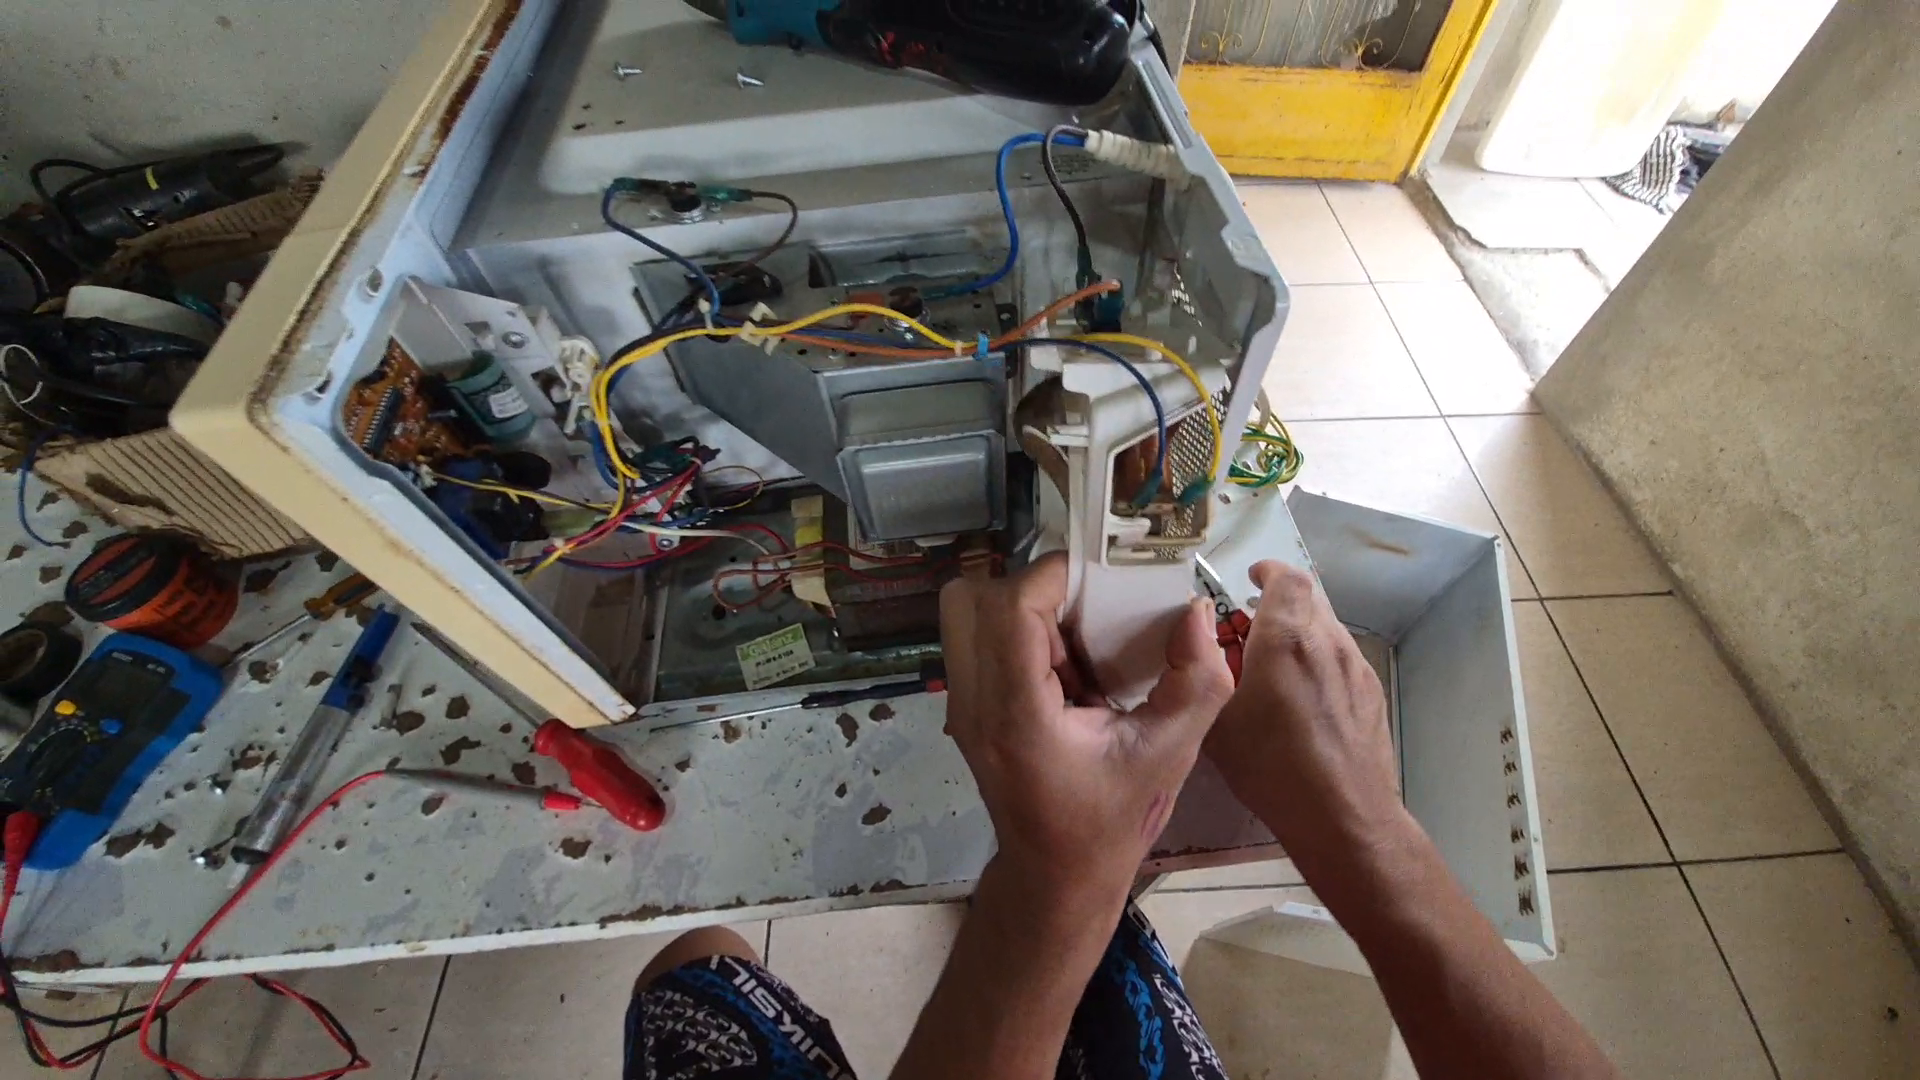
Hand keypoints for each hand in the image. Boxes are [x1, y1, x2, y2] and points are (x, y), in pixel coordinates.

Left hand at [940, 555, 1235, 903]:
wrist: (1054, 873)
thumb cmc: (1110, 821)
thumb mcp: (1169, 755)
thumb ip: (1196, 683)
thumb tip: (1197, 610)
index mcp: (1018, 717)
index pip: (1010, 611)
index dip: (1054, 577)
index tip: (1102, 580)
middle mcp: (973, 703)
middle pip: (971, 600)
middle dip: (1031, 586)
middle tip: (1082, 608)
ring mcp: (959, 704)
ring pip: (963, 611)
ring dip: (1018, 603)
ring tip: (1070, 634)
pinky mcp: (962, 703)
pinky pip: (972, 634)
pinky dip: (1012, 625)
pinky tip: (1057, 660)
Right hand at [1206, 560, 1401, 869]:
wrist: (1343, 816)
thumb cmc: (1270, 764)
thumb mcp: (1217, 718)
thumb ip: (1207, 672)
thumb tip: (1200, 643)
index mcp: (1285, 639)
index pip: (1287, 577)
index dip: (1268, 570)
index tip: (1249, 578)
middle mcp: (1326, 642)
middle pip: (1309, 597)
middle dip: (1278, 600)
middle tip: (1250, 623)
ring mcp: (1356, 668)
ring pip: (1326, 627)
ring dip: (1298, 630)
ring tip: (1272, 663)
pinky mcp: (1371, 693)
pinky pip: (1338, 656)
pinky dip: (1315, 657)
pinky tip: (1300, 697)